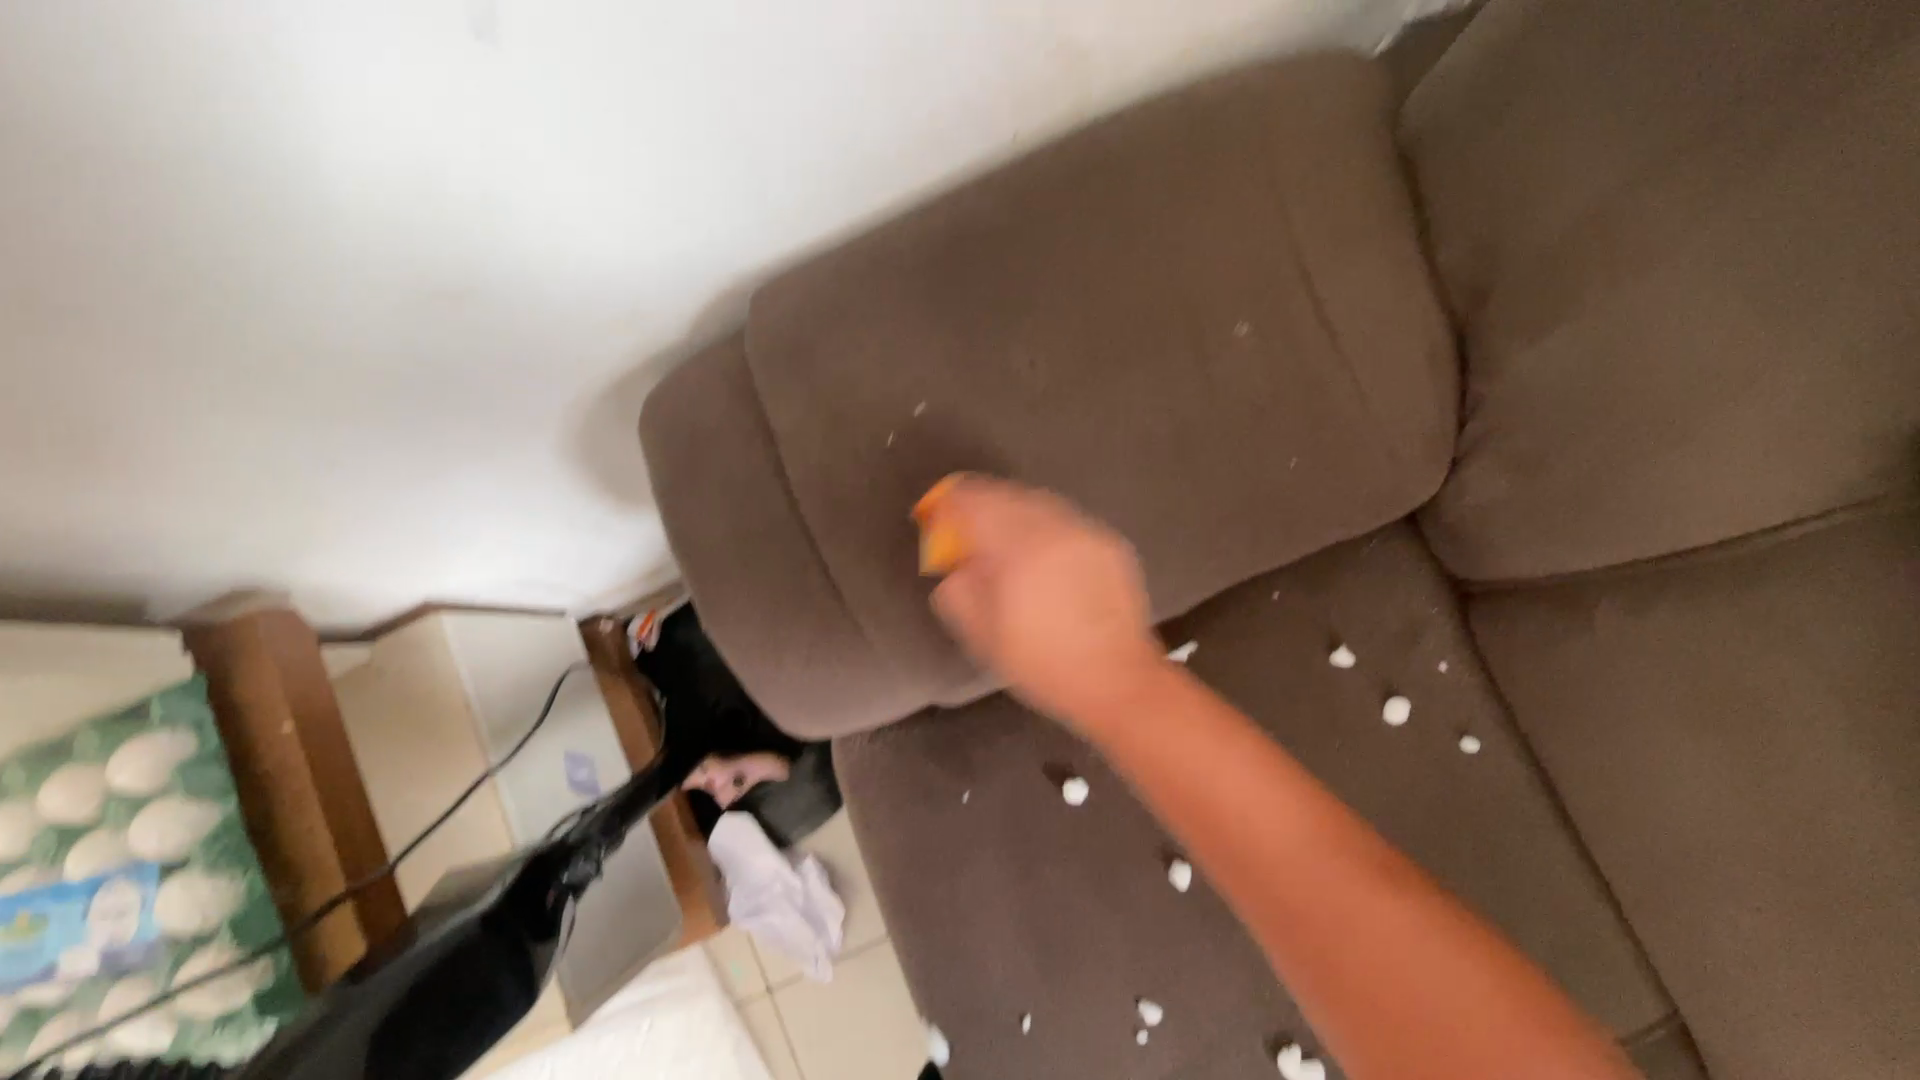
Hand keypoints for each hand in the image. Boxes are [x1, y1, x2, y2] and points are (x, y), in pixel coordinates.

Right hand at [917, 475, 1165, 725]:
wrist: (1116, 679)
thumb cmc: (1043, 664)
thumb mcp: (983, 635)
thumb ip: (958, 590)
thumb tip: (954, 565)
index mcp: (1018, 549)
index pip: (974, 501)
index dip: (950, 504)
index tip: (937, 514)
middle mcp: (1054, 530)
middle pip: (1006, 495)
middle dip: (980, 506)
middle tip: (966, 527)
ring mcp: (1085, 533)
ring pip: (1038, 504)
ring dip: (1013, 514)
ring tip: (1003, 541)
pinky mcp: (1108, 544)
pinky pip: (1065, 522)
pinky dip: (1044, 529)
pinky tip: (1041, 557)